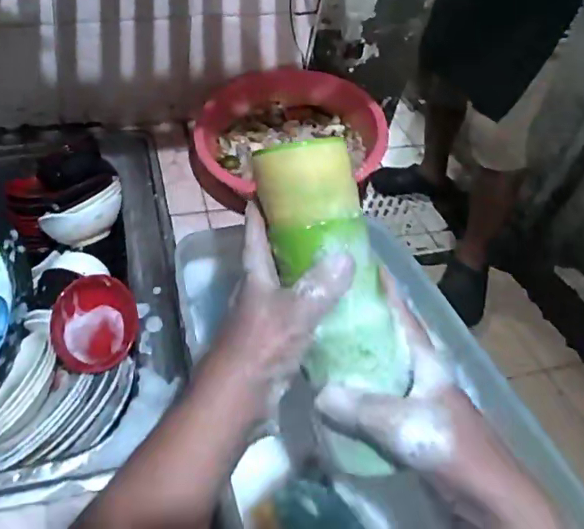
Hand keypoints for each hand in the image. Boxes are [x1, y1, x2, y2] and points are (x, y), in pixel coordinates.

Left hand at [207, 204, 353, 388]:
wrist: (238, 396)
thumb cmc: (261, 346)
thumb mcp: (294, 313)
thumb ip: (319, 286)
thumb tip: (344, 252)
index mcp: (254, 273)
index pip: (253, 230)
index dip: (259, 207)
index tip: (271, 187)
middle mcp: (254, 287)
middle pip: (267, 253)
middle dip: (286, 236)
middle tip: (316, 223)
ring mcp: (261, 312)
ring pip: (280, 281)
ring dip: (299, 269)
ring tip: (331, 260)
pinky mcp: (271, 336)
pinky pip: (292, 308)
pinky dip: (308, 301)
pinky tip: (331, 306)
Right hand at [315, 274, 561, 527]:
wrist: (494, 509)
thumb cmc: (459, 452)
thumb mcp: (409, 427)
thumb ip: (363, 407)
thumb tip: (317, 392)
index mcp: (424, 358)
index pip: (400, 309)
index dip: (380, 282)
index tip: (351, 253)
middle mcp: (415, 371)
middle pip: (378, 333)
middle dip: (349, 313)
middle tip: (310, 294)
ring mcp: (409, 399)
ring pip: (370, 364)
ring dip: (343, 352)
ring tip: (306, 334)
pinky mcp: (403, 426)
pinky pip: (366, 396)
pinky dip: (345, 388)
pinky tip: (321, 386)